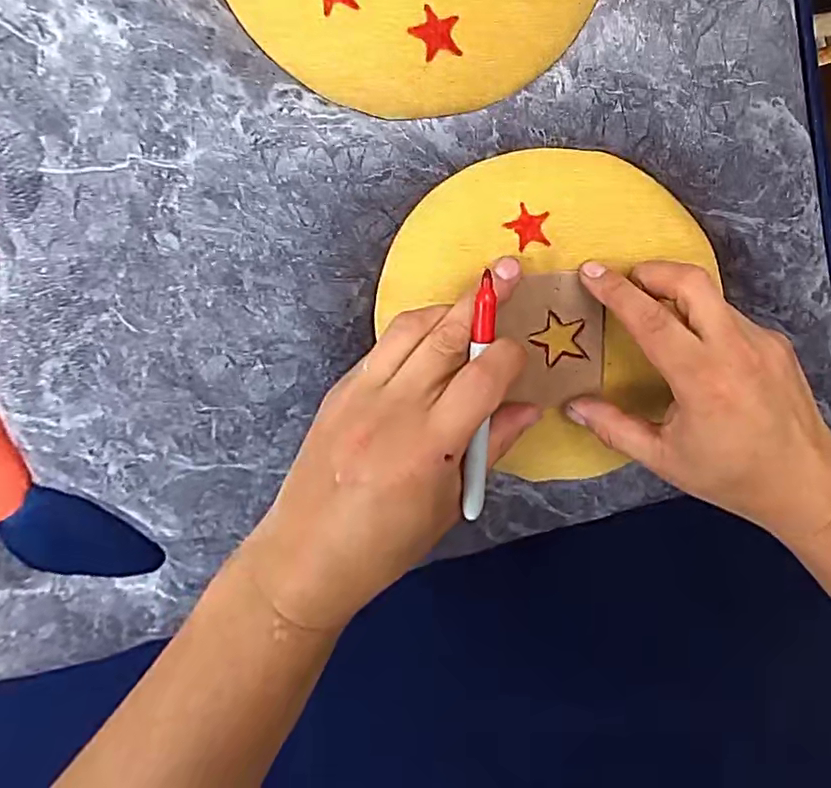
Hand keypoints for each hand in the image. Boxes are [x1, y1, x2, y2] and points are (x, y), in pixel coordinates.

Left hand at [238, 258, 541, 631]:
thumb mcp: (449, 502)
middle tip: (505, 270)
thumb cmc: (385, 546)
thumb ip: (490, 445)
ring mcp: (360, 394)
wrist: (302, 560)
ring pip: (411, 328)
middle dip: (482, 300)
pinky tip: (430, 341)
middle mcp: (393, 409)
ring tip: (470, 306)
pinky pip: (384, 346)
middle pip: (447, 336)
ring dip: (446, 310)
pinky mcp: (339, 390)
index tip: (520, 352)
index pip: (482, 377)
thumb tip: (528, 407)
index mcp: (428, 446)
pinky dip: (415, 332)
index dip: (509, 355)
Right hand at [567, 261, 830, 543]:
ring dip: (677, 295)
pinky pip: (729, 316)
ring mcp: (760, 340)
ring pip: (711, 296)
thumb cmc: (733, 476)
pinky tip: (699, 349)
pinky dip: (704, 319)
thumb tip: (574, 406)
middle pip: (691, 281)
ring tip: (658, 317)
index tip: (592, 272)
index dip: (617, 292)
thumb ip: (616, 428)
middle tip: (628, 282)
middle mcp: (735, 349)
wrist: (808, 483)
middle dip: (652, 270)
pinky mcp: (775, 341)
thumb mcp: (665, 459)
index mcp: (703, 380)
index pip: (652, 319)